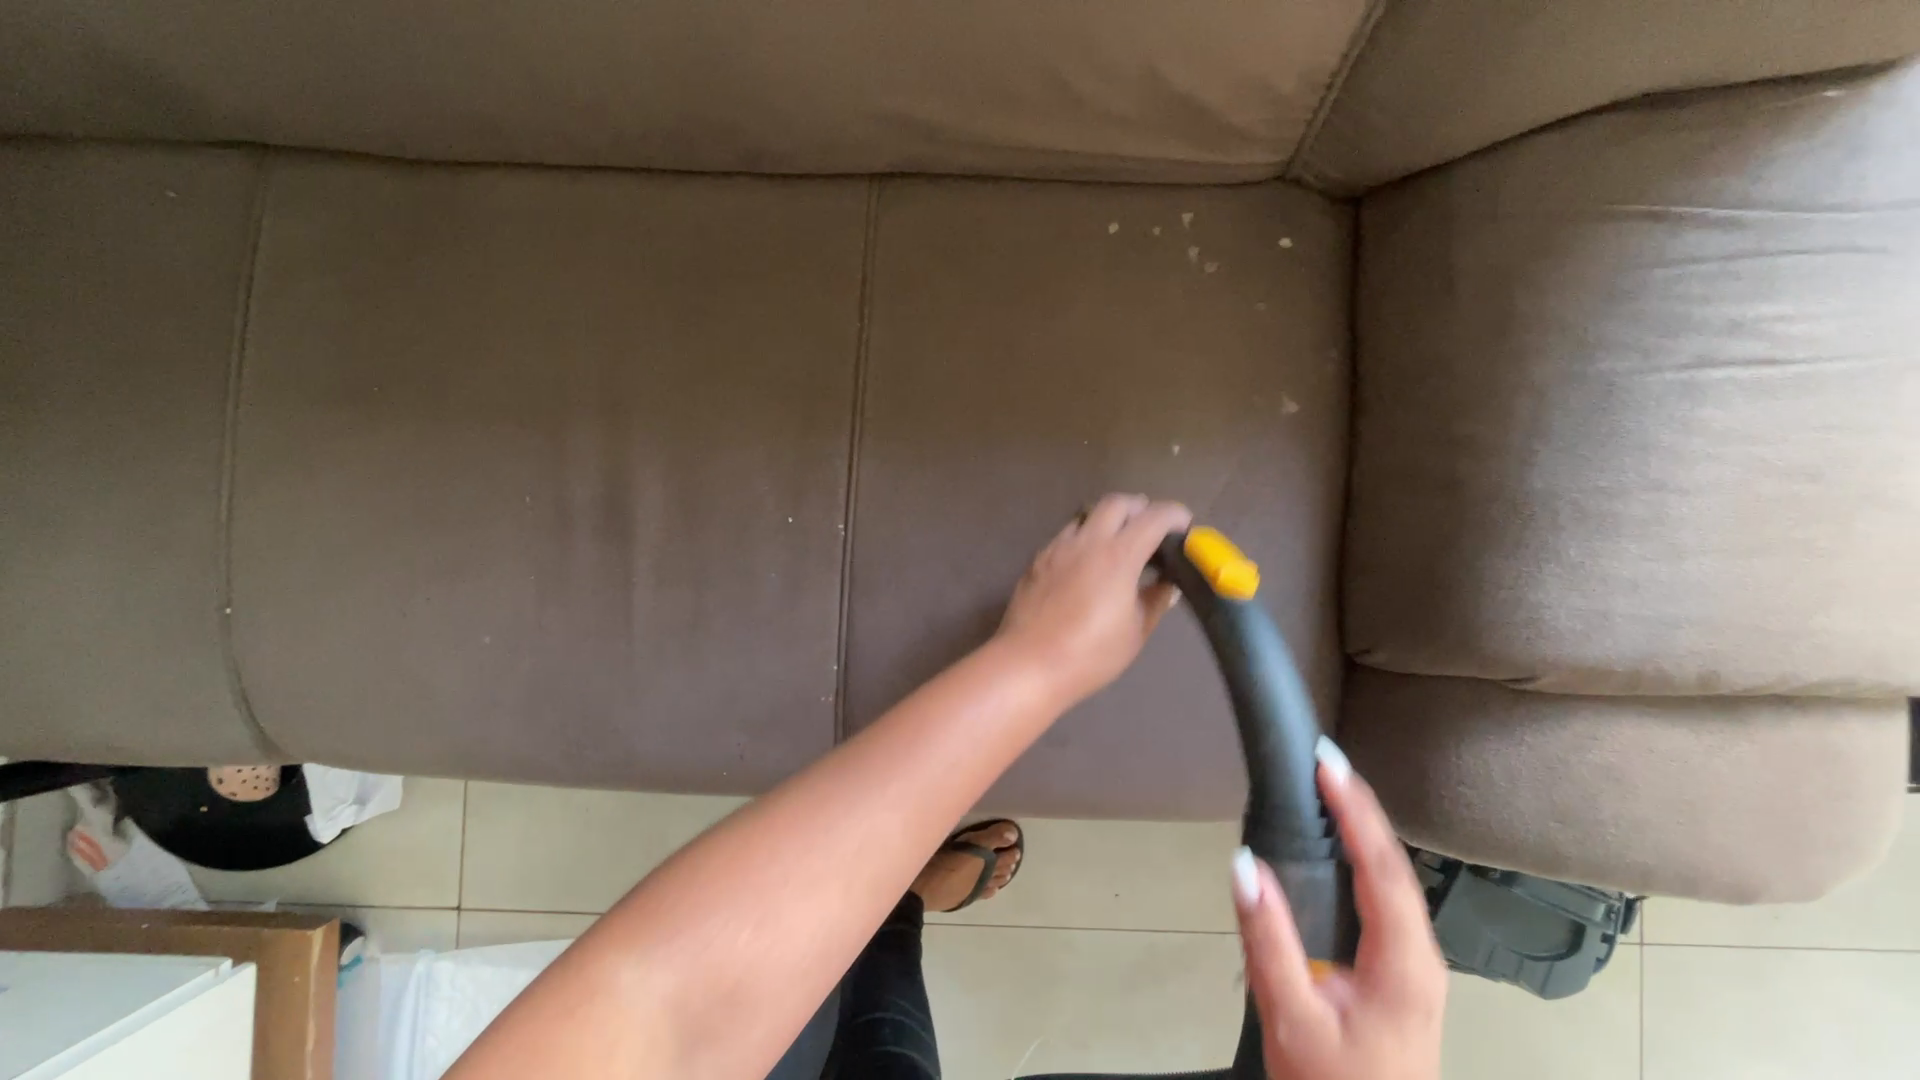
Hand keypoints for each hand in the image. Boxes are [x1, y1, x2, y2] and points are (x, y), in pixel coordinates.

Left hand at [994, 493, 1191, 706]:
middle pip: (1116, 503)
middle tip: (1151, 528)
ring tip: (1118, 544)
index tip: (1184, 525)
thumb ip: (1154, 601)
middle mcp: (1087, 541)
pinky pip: (1065, 536)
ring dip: (1107, 520)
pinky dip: (1083, 539)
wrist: (1028, 664)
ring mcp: (1057, 548)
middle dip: (1139, 508)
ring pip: (1086, 516)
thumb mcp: (1134, 632)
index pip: (1153, 517)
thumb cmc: (1090, 654)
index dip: (1174, 515)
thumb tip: (1167, 585)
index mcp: (1118, 555)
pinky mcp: (1037, 561)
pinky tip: (1086, 564)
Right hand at [1232, 740, 1446, 1079]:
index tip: (1326, 763)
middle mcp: (1422, 956)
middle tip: (1324, 763)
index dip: (1355, 811)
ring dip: (1363, 831)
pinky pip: (1384, 900)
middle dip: (1361, 809)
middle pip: (1395, 867)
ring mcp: (1416, 966)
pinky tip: (1338, 846)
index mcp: (1404, 963)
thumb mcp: (1290, 1015)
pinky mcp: (1401, 973)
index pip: (1382, 868)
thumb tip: (1245, 865)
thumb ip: (1267, 940)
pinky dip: (1361, 859)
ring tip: (1328, 789)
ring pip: (1394, 882)